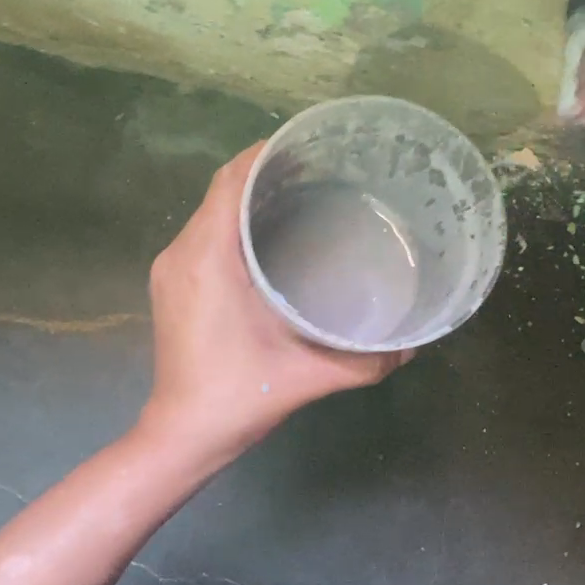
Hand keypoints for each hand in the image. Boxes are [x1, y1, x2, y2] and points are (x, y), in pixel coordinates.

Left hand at [141, 142, 411, 457]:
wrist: (183, 436)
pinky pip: (204, 235)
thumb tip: (413, 343)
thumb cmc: (240, 398)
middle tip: (321, 173)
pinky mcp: (173, 287)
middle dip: (267, 173)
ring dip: (250, 198)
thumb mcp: (312, 376)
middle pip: (222, 190)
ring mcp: (172, 270)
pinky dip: (235, 224)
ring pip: (211, 212)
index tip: (311, 148)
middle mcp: (182, 253)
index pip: (232, 181)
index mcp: (208, 259)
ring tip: (303, 198)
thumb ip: (368, 361)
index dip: (266, 154)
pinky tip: (271, 240)